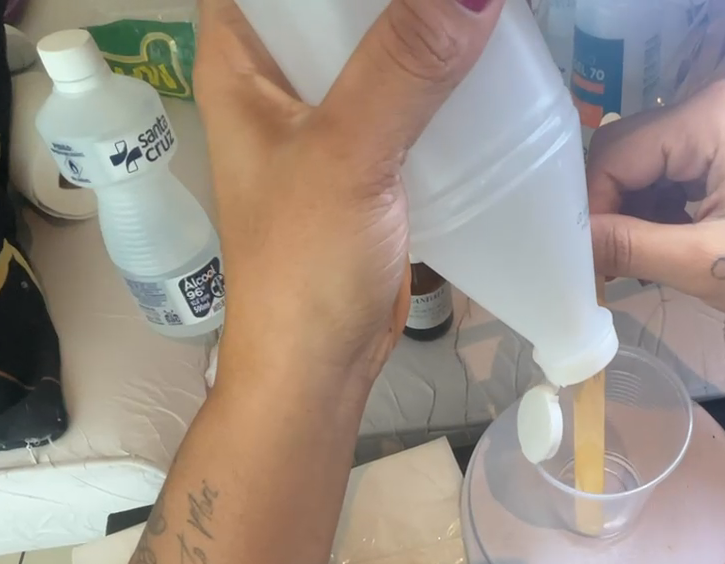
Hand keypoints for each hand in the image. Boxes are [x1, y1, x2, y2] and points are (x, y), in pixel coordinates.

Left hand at [193, 0, 502, 391]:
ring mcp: (326, 125)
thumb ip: (406, 66)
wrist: (317, 366)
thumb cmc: (305, 264)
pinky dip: (439, 84)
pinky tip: (481, 65)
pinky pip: (404, 101)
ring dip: (424, 28)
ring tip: (483, 12)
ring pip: (375, 47)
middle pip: (333, 4)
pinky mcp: (368, 167)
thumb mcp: (347, 154)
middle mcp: (279, 79)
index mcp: (240, 56)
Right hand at [588, 80, 724, 333]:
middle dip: (611, 213)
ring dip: (634, 218)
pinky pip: (675, 177)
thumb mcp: (703, 262)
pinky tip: (665, 250)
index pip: (614, 154)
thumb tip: (571, 247)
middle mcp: (713, 105)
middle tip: (609, 271)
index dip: (591, 210)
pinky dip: (660, 215)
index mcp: (708, 115)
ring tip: (639, 268)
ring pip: (648, 169)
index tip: (587, 265)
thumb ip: (629, 248)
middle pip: (628, 155)